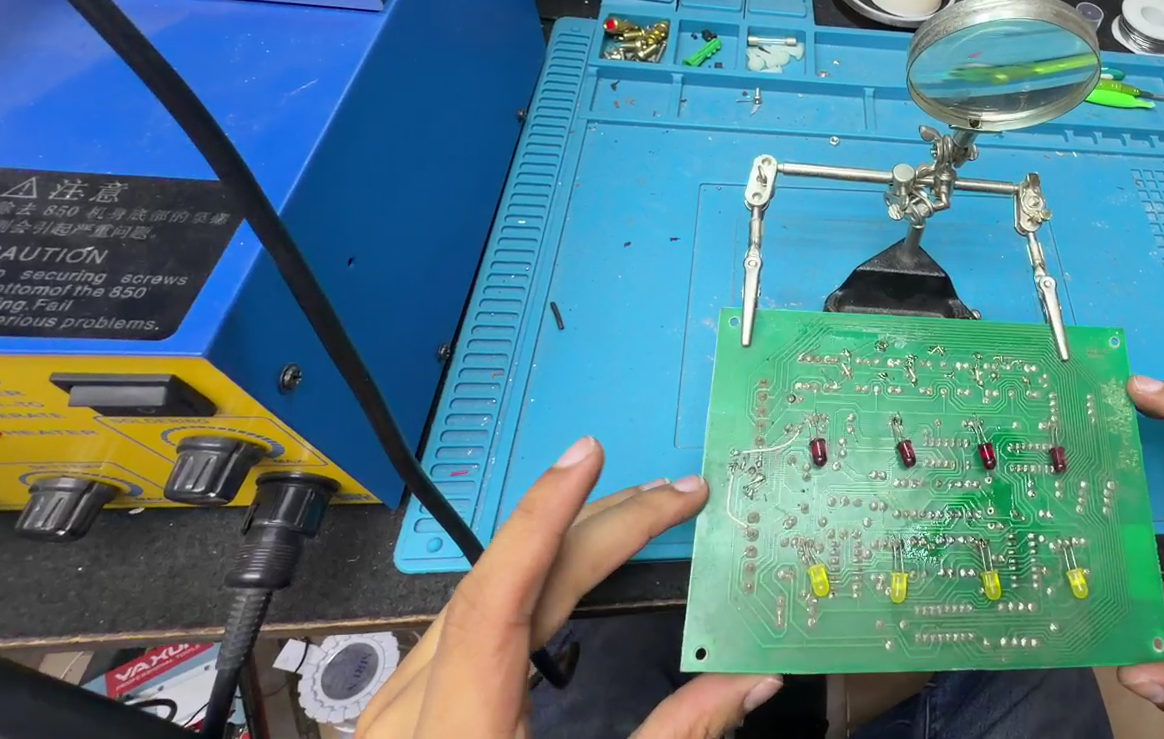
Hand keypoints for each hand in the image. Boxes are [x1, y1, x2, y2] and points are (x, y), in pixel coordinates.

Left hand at [357, 437, 781, 737]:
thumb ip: (678, 737)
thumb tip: (757, 678)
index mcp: (455, 734)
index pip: (496, 598)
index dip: (543, 515)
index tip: (588, 453)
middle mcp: (414, 709)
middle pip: (512, 579)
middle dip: (603, 524)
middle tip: (680, 493)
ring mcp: (406, 706)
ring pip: (493, 588)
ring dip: (573, 540)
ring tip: (641, 509)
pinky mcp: (416, 706)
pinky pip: (483, 612)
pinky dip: (540, 572)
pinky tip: (576, 558)